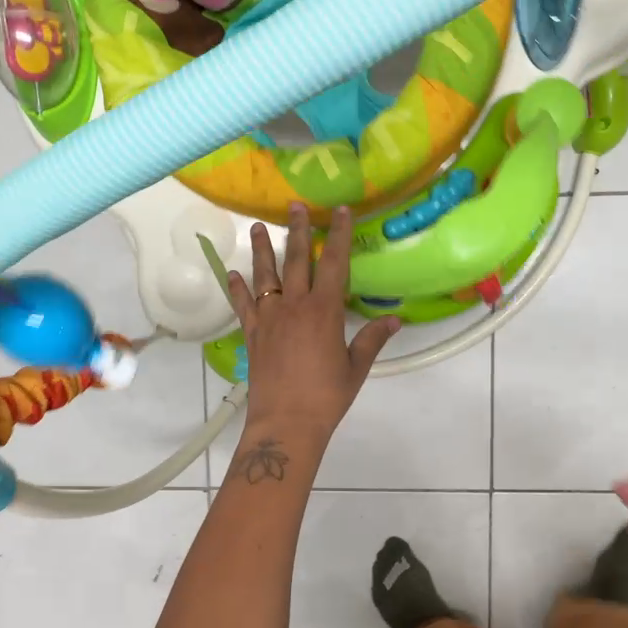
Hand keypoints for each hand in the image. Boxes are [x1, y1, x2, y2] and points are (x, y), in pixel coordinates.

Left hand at [228, 203, 399, 437]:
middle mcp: (294, 306)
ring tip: (259, 227)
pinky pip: (243, 304)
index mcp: (324, 311)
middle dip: (297, 230)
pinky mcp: (252, 334)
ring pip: (265, 275)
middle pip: (296, 260)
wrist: (285, 421)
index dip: (337, 234)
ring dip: (262, 250)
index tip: (338, 211)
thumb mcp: (355, 368)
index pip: (333, 263)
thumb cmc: (326, 396)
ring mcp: (269, 318)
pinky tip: (233, 274)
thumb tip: (394, 320)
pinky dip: (237, 288)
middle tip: (294, 206)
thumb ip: (371, 340)